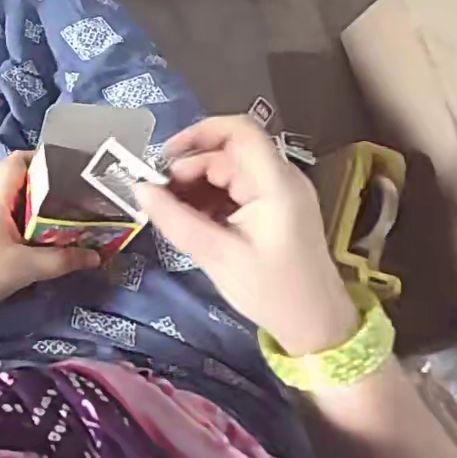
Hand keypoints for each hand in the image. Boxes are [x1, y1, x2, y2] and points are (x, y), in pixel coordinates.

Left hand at [0, 151, 99, 313]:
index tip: (70, 171)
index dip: (43, 159)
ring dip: (42, 206)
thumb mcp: (27, 267)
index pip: (18, 160)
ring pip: (19, 200)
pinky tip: (50, 233)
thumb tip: (96, 257)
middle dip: (51, 186)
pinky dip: (31, 220)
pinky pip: (12, 216)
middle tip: (80, 197)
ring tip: (72, 214)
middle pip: (23, 179)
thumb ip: (63, 260)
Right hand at [136, 116, 358, 354]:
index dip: (199, 133)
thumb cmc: (272, 291)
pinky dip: (209, 200)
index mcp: (275, 184)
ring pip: (228, 173)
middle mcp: (279, 180)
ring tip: (169, 211)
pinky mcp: (272, 211)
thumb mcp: (218, 256)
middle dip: (189, 169)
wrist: (316, 326)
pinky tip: (190, 220)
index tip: (164, 156)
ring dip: (195, 186)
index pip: (240, 131)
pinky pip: (235, 192)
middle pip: (228, 154)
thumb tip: (140, 189)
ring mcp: (277, 195)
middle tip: (158, 196)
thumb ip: (176, 220)